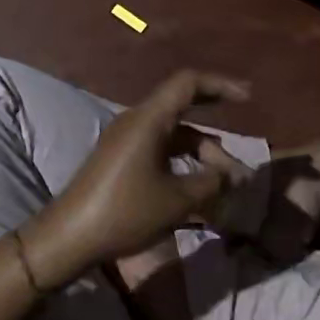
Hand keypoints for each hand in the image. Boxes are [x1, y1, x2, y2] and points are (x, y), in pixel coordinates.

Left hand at [19, 70, 250, 289]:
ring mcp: (127, 141)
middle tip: (242, 155)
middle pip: (184, 111)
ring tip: (228, 188)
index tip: (248, 98)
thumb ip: (212, 183)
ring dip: (203, 157)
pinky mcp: (122, 161)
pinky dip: (184, 167)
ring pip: (175, 138)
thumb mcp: (177, 200)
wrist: (70, 236)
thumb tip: (235, 176)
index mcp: (149, 119)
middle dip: (217, 134)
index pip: (188, 83)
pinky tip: (201, 194)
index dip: (220, 85)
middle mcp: (138, 122)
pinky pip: (161, 153)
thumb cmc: (125, 210)